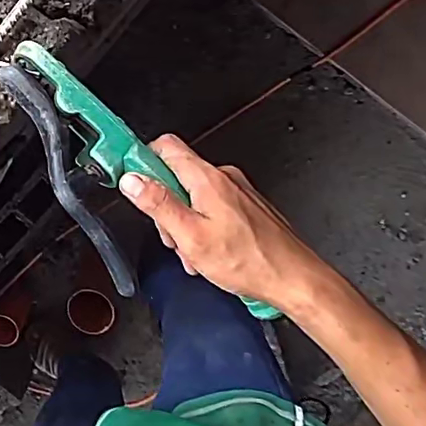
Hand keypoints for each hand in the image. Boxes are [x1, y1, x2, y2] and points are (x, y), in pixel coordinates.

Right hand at [117, 135, 338, 314]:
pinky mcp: (245, 206)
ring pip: (193, 196)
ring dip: (185, 223)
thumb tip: (132, 180)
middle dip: (165, 206)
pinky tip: (210, 253)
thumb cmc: (250, 261)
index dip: (142, 161)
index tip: (131, 181)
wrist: (294, 279)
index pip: (164, 146)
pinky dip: (203, 227)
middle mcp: (223, 177)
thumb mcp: (191, 236)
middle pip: (176, 175)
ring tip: (195, 252)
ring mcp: (236, 191)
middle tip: (171, 235)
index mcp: (207, 178)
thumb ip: (158, 204)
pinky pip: (212, 207)